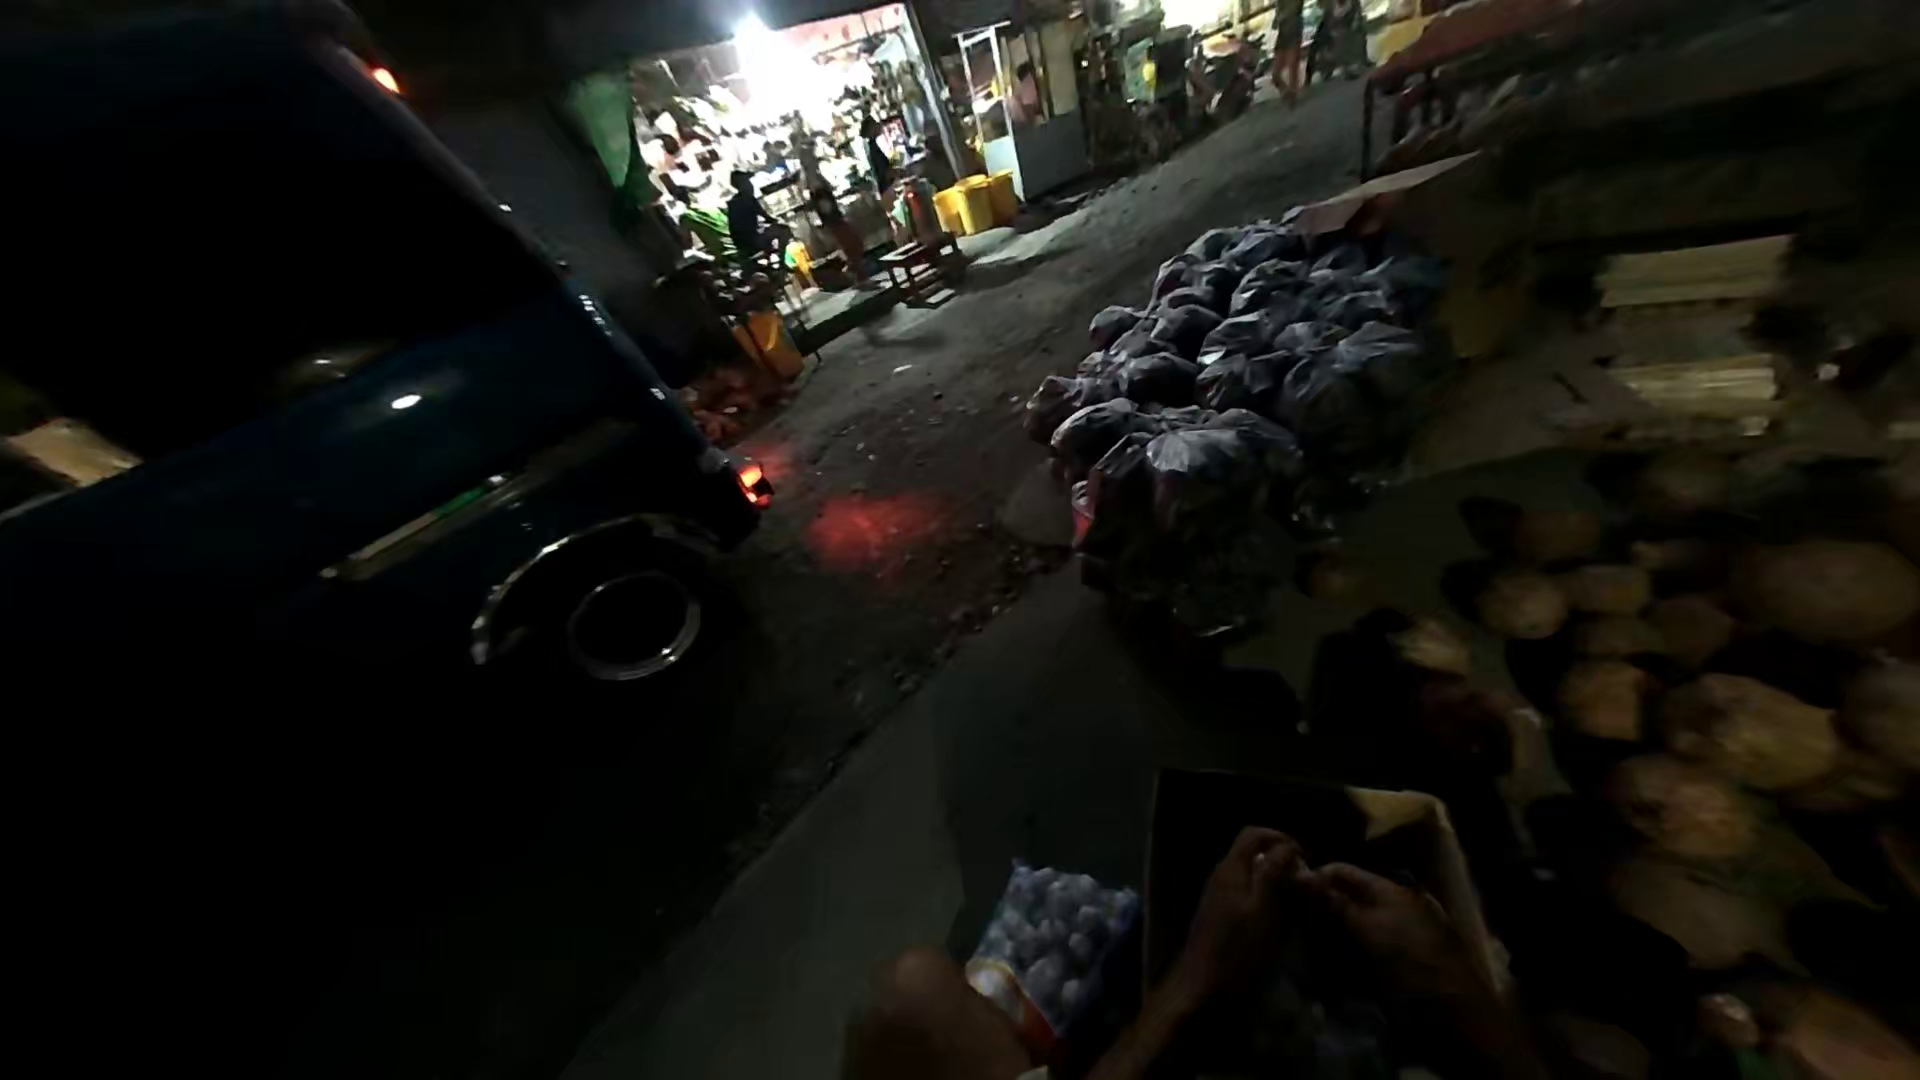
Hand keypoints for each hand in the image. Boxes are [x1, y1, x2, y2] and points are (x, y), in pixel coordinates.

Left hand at [1174, 827, 1302, 995]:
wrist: (1204, 980)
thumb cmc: (1237, 948)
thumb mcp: (1263, 912)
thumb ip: (1274, 877)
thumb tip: (1287, 847)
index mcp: (1232, 868)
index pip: (1255, 834)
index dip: (1282, 839)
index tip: (1306, 859)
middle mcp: (1223, 872)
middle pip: (1253, 851)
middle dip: (1281, 860)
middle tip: (1305, 882)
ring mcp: (1220, 890)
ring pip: (1252, 872)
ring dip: (1277, 879)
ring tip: (1301, 901)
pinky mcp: (1222, 908)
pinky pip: (1248, 890)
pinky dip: (1267, 895)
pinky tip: (1282, 916)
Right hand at [1304, 862, 1548, 1079]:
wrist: (1459, 1016)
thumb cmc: (1410, 961)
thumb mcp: (1367, 927)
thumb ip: (1332, 900)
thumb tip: (1299, 873)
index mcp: (1389, 889)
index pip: (1342, 869)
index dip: (1316, 875)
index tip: (1290, 889)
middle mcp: (1396, 902)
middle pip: (1349, 892)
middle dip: (1324, 901)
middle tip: (1297, 914)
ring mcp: (1401, 929)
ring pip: (1357, 916)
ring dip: (1335, 923)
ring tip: (1311, 934)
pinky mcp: (1403, 955)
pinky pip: (1368, 938)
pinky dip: (1351, 941)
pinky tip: (1336, 953)